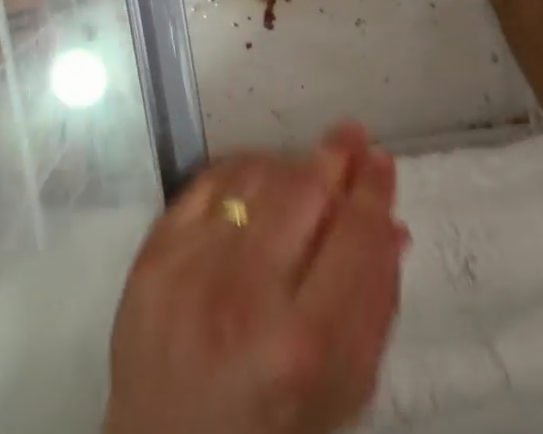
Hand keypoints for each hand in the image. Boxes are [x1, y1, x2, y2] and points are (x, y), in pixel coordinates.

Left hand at [104, 123, 407, 433]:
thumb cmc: (272, 423)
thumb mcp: (344, 387)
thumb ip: (375, 306)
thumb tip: (391, 223)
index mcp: (303, 341)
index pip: (354, 236)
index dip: (374, 189)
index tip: (382, 161)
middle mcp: (244, 295)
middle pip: (303, 192)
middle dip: (336, 155)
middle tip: (352, 137)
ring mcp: (190, 270)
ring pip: (254, 178)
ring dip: (289, 162)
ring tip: (308, 166)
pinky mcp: (151, 257)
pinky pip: (206, 184)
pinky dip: (241, 170)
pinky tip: (258, 175)